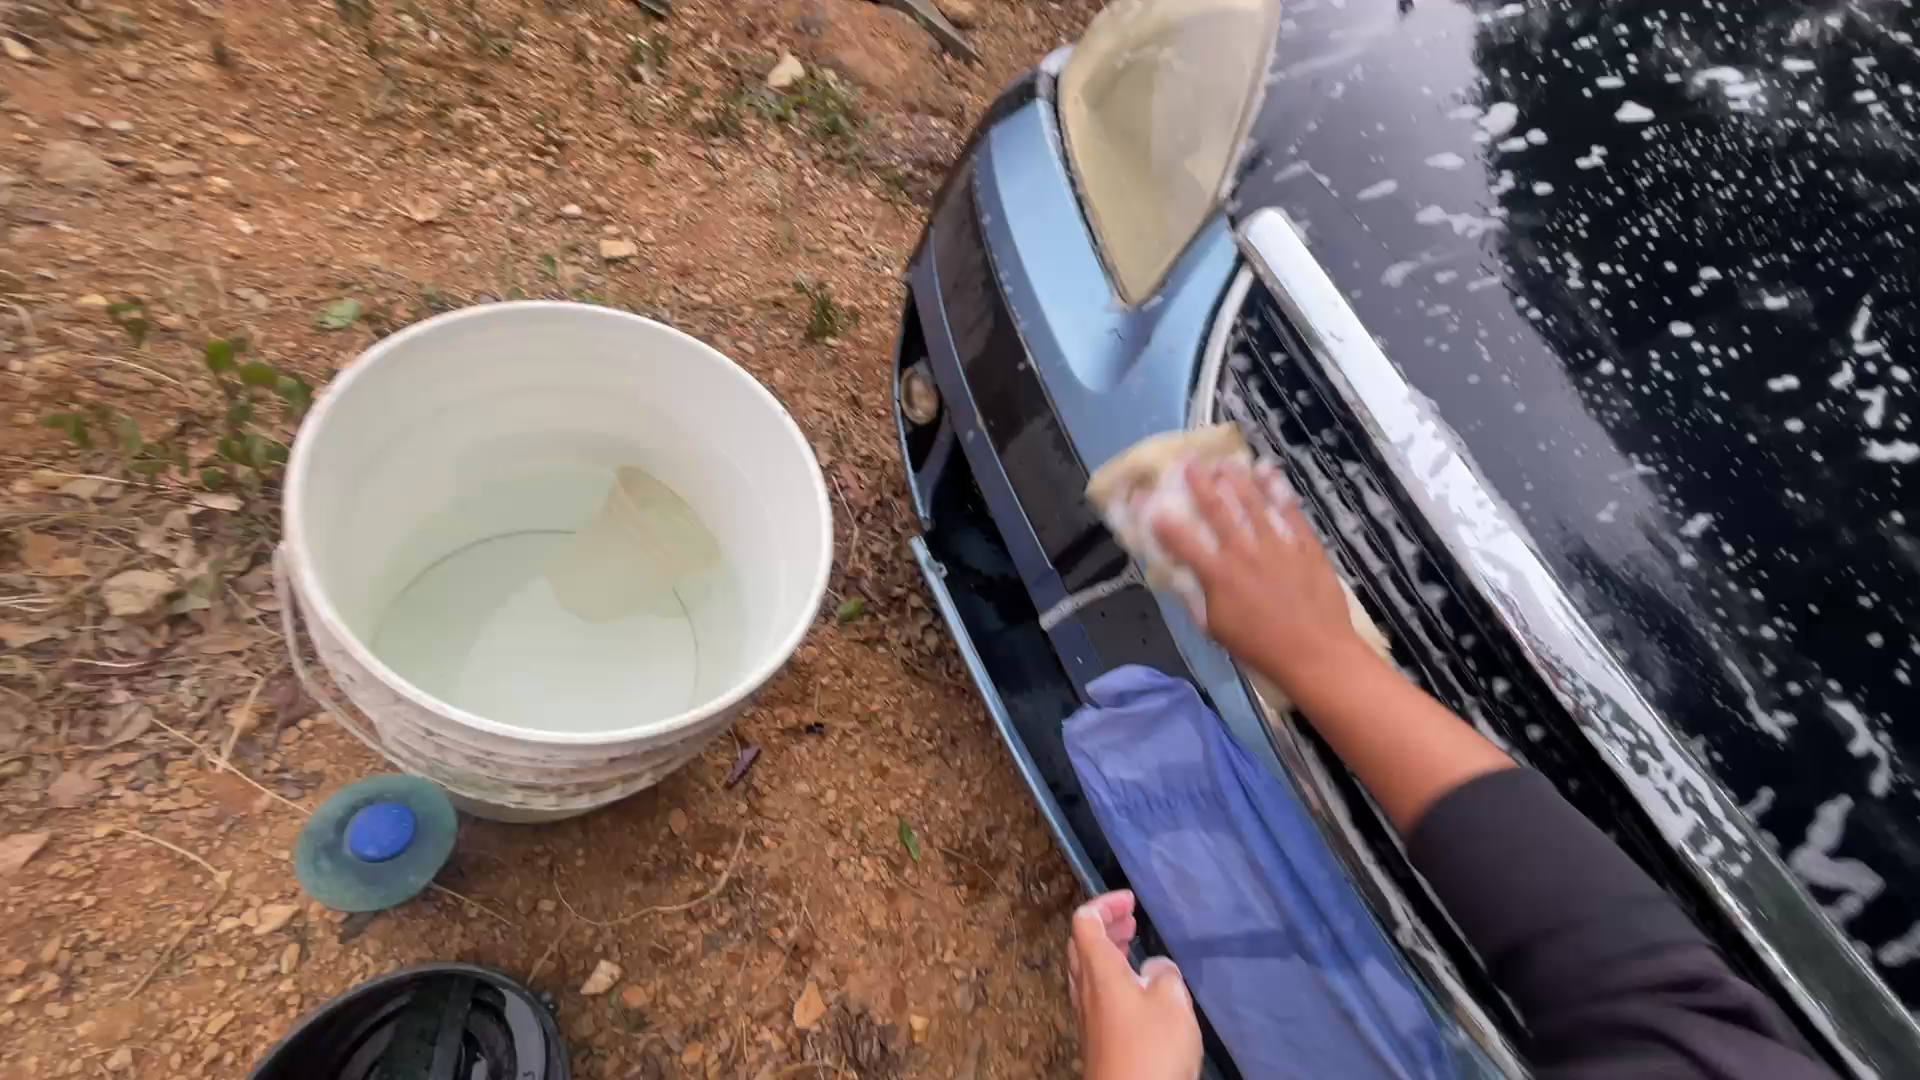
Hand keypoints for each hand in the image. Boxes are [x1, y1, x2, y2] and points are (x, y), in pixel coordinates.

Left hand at [1068, 891, 1200, 1079]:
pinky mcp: (1095, 1039)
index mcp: (1097, 968)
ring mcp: (1086, 1015)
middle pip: (1082, 942)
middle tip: (1132, 921)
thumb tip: (1154, 969)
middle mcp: (1084, 987)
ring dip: (1107, 951)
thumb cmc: (1151, 1049)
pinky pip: (1094, 993)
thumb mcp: (1172, 1001)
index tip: (1131, 901)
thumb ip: (1165, 974)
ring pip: (1087, 968)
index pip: (1085, 919)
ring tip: (1133, 949)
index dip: (1105, 904)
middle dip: (1106, 925)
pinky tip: (1137, 991)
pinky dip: (1111, 977)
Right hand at [1152, 459, 1371, 689]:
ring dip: (1237, 480)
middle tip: (1189, 462)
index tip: (1147, 500)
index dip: (1161, 520)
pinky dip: (1278, 491)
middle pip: (1218, 511)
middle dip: (1200, 484)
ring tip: (1224, 462)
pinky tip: (1268, 473)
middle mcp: (1245, 553)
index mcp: (1218, 576)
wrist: (1316, 655)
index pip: (1182, 542)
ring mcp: (1278, 547)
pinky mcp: (1306, 547)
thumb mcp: (1215, 627)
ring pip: (1254, 504)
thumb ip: (1197, 597)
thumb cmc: (1259, 647)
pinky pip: (1290, 512)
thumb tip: (1182, 576)